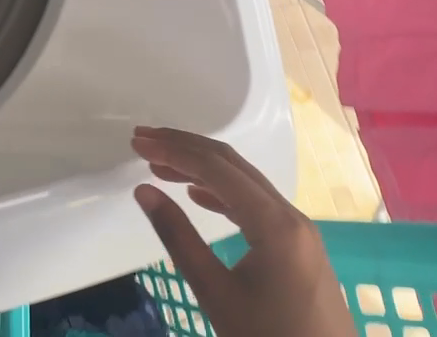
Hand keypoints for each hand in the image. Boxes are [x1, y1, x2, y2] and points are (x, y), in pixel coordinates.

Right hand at [131, 127, 353, 336]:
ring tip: (160, 165)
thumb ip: (178, 237)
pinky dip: (221, 190)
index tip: (136, 144)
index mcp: (274, 223)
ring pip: (244, 180)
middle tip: (142, 141)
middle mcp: (291, 216)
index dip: (173, 150)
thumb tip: (143, 190)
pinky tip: (198, 195)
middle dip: (184, 148)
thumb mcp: (216, 294)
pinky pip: (255, 202)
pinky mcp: (299, 247)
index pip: (215, 168)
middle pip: (231, 164)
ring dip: (201, 166)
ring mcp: (299, 231)